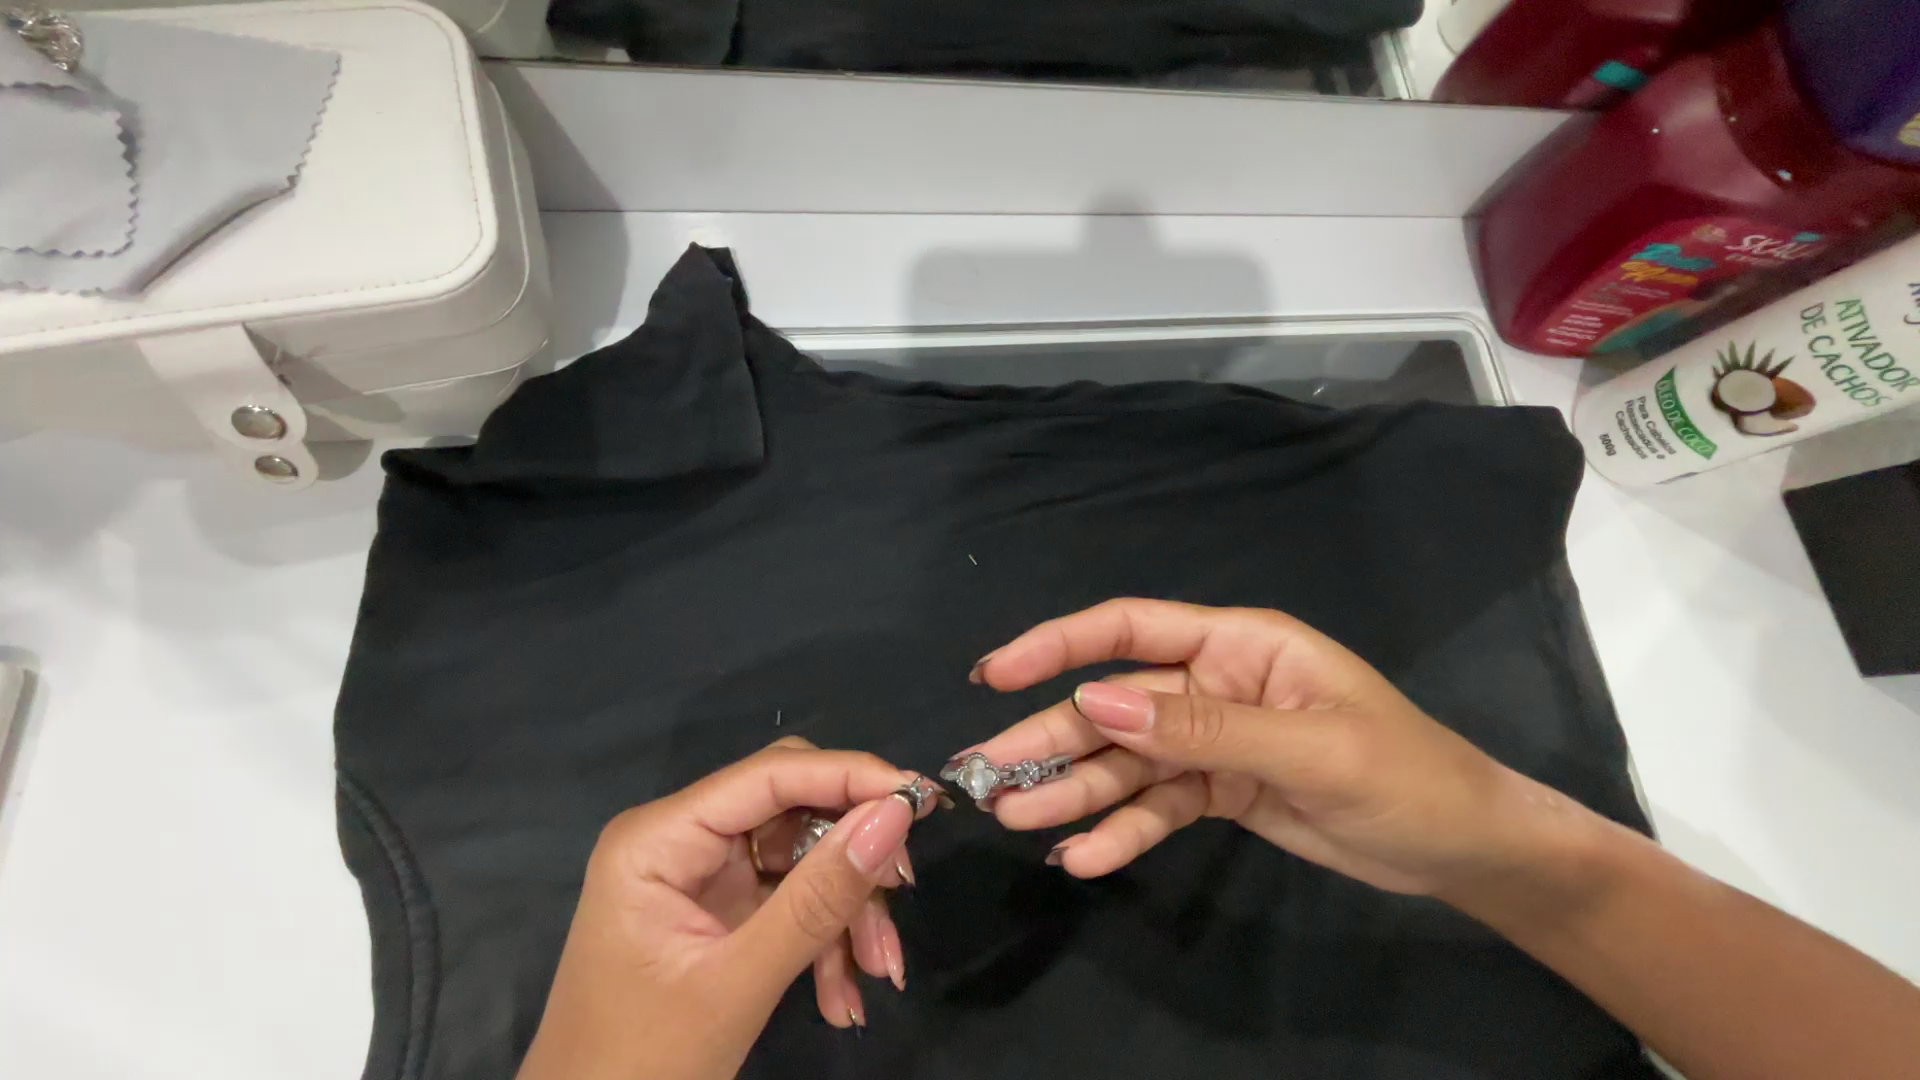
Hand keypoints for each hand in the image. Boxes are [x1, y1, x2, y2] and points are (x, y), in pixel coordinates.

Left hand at [516, 738, 938, 1079]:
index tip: (920, 798)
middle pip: (793, 807)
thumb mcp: (738, 983)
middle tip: (902, 887)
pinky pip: (793, 896)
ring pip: (804, 854)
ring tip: (878, 971)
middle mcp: (682, 836)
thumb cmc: (641, 1066)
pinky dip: (826, 936)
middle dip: (850, 852)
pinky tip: (843, 993)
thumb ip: (818, 898)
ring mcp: (703, 871)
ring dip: (846, 908)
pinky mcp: (722, 906)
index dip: (850, 775)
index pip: (771, 774)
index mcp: (660, 837)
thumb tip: (895, 815)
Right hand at [967, 598, 1587, 896]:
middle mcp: (1210, 685)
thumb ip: (1201, 729)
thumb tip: (1096, 705)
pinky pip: (1156, 807)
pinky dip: (1121, 831)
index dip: (1057, 646)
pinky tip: (1082, 857)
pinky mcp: (1216, 791)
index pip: (1128, 632)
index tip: (996, 675)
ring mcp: (1209, 741)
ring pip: (1125, 763)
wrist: (1465, 850)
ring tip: (1016, 819)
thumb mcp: (1309, 749)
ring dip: (1073, 791)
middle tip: (983, 774)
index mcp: (1235, 645)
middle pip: (1113, 706)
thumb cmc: (1405, 774)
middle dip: (1051, 738)